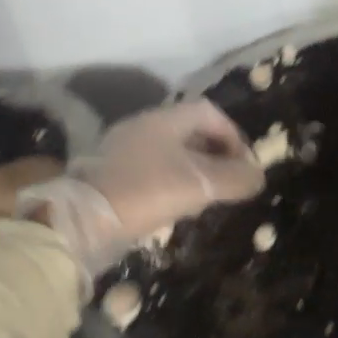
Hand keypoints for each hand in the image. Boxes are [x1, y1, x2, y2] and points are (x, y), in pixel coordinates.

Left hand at [84, 100, 263, 237]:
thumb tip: (258, 176)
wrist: (79, 224)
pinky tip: (173, 208)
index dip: (234, 136)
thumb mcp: (200, 185)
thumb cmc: (146, 193)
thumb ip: (235, 178)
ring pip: (170, 154)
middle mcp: (141, 128)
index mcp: (164, 119)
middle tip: (228, 181)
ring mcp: (120, 152)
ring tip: (205, 197)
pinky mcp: (107, 177)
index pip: (210, 113)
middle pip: (190, 132)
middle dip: (215, 155)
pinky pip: (150, 172)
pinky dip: (169, 184)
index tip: (244, 164)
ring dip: (193, 171)